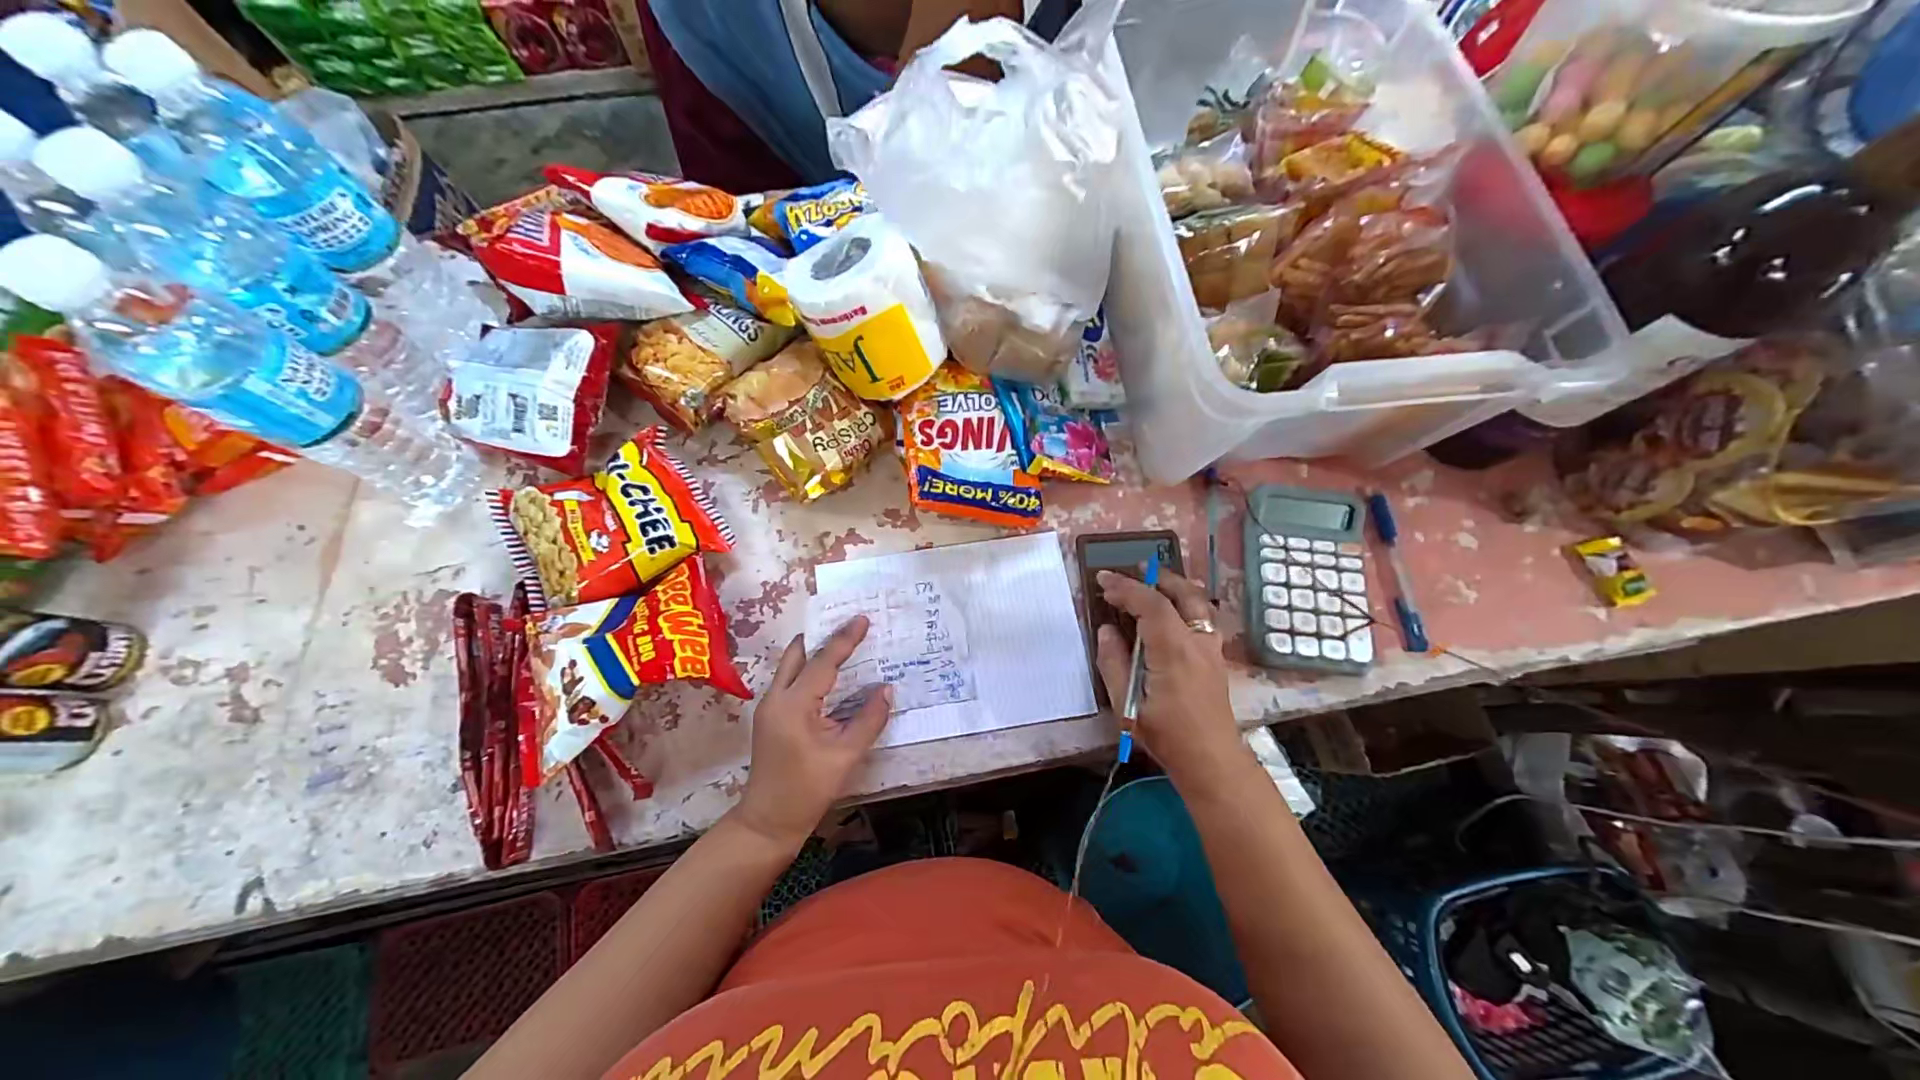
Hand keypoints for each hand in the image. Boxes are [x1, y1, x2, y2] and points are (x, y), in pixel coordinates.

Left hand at [733, 617, 891, 847]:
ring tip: (842, 643)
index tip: (862, 618)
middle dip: (823, 637)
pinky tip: (829, 675)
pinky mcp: (770, 717)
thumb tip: (887, 689)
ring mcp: (769, 707)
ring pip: (790, 666)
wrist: (767, 821)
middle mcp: (776, 698)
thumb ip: (868, 720)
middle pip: (798, 654)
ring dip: (814, 652)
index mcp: (793, 705)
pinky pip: (789, 681)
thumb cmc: (807, 790)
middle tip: (850, 625)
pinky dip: (809, 670)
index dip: (845, 639)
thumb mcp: (845, 756)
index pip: (823, 662)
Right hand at [1094, 570, 1247, 784]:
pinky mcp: (1216, 658)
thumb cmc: (1165, 735)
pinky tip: (1173, 610)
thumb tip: (1106, 630)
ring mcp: (1211, 648)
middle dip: (1156, 576)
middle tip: (1132, 569)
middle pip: (1182, 593)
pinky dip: (1185, 603)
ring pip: (1198, 603)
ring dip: (1175, 586)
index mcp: (1174, 649)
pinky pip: (1203, 617)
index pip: (1150, 603)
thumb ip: (1113, 662)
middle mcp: (1198, 641)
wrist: (1211, 760)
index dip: (1125, 587)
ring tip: (1153, 581)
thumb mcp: (1125, 703)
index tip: (1102, 580)